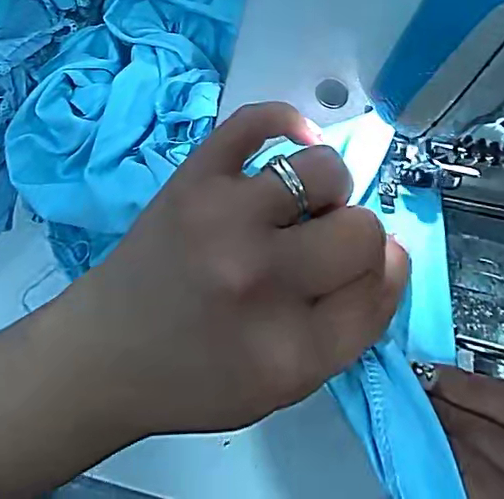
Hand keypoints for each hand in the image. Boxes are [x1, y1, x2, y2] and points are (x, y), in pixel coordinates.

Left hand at [58, 102, 408, 437]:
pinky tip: (298, 139)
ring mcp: (224, 216)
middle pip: (361, 230)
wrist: (108, 351)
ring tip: (297, 206)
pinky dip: (287, 120)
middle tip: (313, 247)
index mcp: (288, 350)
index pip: (378, 285)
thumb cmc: (200, 374)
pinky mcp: (194, 175)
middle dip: (351, 236)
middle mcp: (259, 278)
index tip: (355, 268)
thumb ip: (354, 324)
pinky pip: (257, 120)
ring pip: (325, 170)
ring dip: (327, 188)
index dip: (378, 271)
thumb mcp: (286, 383)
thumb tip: (395, 249)